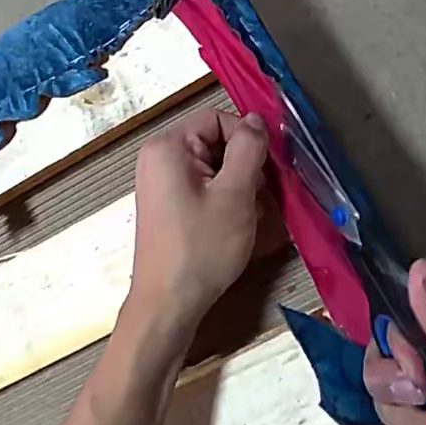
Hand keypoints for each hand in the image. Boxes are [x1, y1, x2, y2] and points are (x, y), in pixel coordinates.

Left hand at [125, 109, 269, 348]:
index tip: (267, 170)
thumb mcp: (235, 194)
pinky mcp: (167, 205)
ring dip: (239, 186)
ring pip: (213, 167)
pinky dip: (224, 200)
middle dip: (244, 166)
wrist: (167, 305)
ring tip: (250, 215)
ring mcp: (160, 183)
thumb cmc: (202, 247)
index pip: (217, 119)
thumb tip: (256, 119)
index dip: (247, 139)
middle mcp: (159, 157)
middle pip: (215, 142)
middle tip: (261, 197)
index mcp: (168, 146)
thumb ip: (249, 149)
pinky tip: (236, 225)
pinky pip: (203, 187)